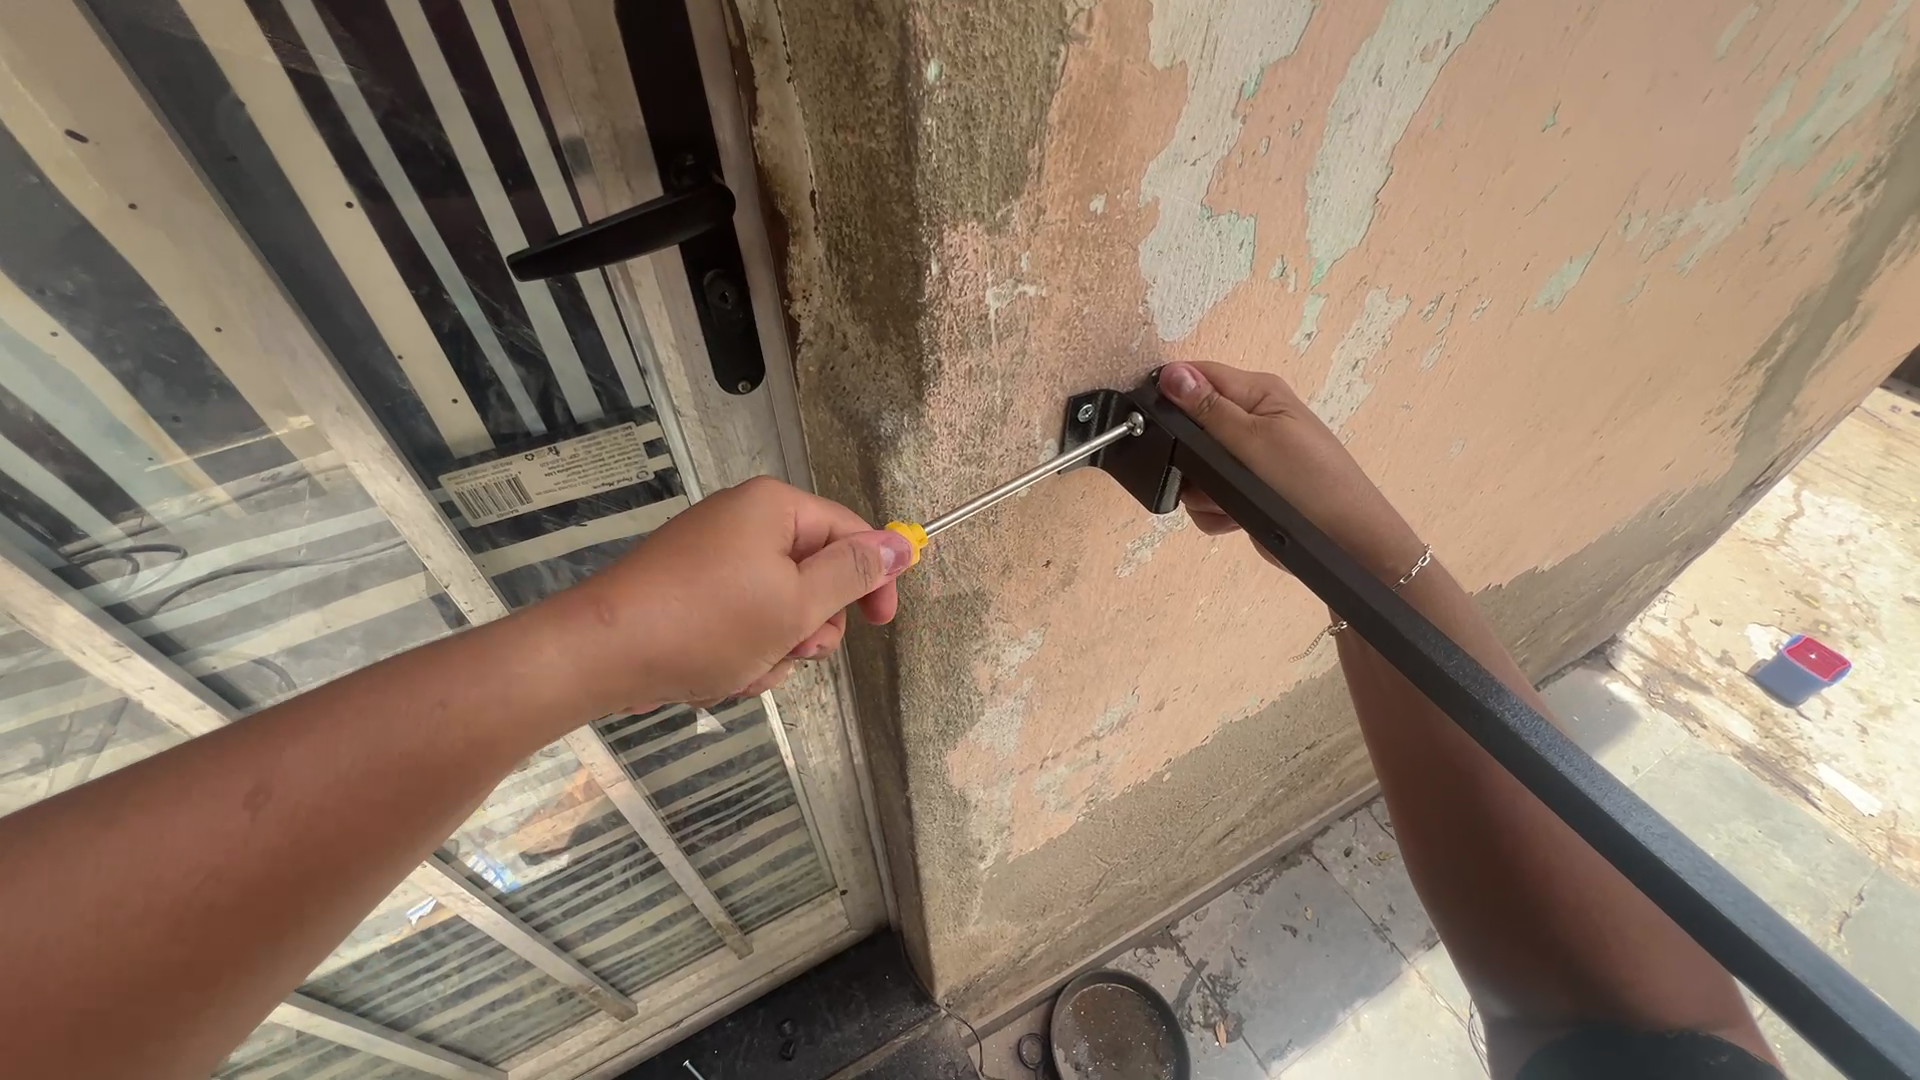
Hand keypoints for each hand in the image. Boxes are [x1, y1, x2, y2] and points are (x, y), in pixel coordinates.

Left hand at [542, 476, 912, 712]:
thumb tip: (903, 543)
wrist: (599, 655)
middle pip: (815, 574)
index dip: (874, 578)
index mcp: (775, 509)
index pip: (850, 533)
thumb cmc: (707, 624)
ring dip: (777, 647)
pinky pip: (744, 620)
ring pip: (781, 607)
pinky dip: (744, 651)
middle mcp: (745, 523)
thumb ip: (855, 572)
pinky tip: (720, 673)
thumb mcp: (797, 602)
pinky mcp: (691, 591)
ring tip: (746, 668)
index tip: (881, 624)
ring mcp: (715, 558)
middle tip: (796, 649)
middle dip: (812, 624)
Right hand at [1158, 361, 1425, 581]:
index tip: (1154, 419)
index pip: (1199, 376)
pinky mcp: (1244, 490)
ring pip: (1194, 468)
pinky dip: (1213, 510)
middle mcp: (1250, 421)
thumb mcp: (1252, 439)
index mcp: (1257, 394)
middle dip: (1186, 455)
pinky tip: (1232, 516)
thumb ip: (1207, 408)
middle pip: (1190, 427)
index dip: (1172, 393)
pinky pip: (1207, 496)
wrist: (1341, 542)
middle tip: (1200, 471)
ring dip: (1200, 490)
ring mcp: (1246, 459)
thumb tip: (1171, 373)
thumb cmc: (1308, 482)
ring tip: (1223, 499)